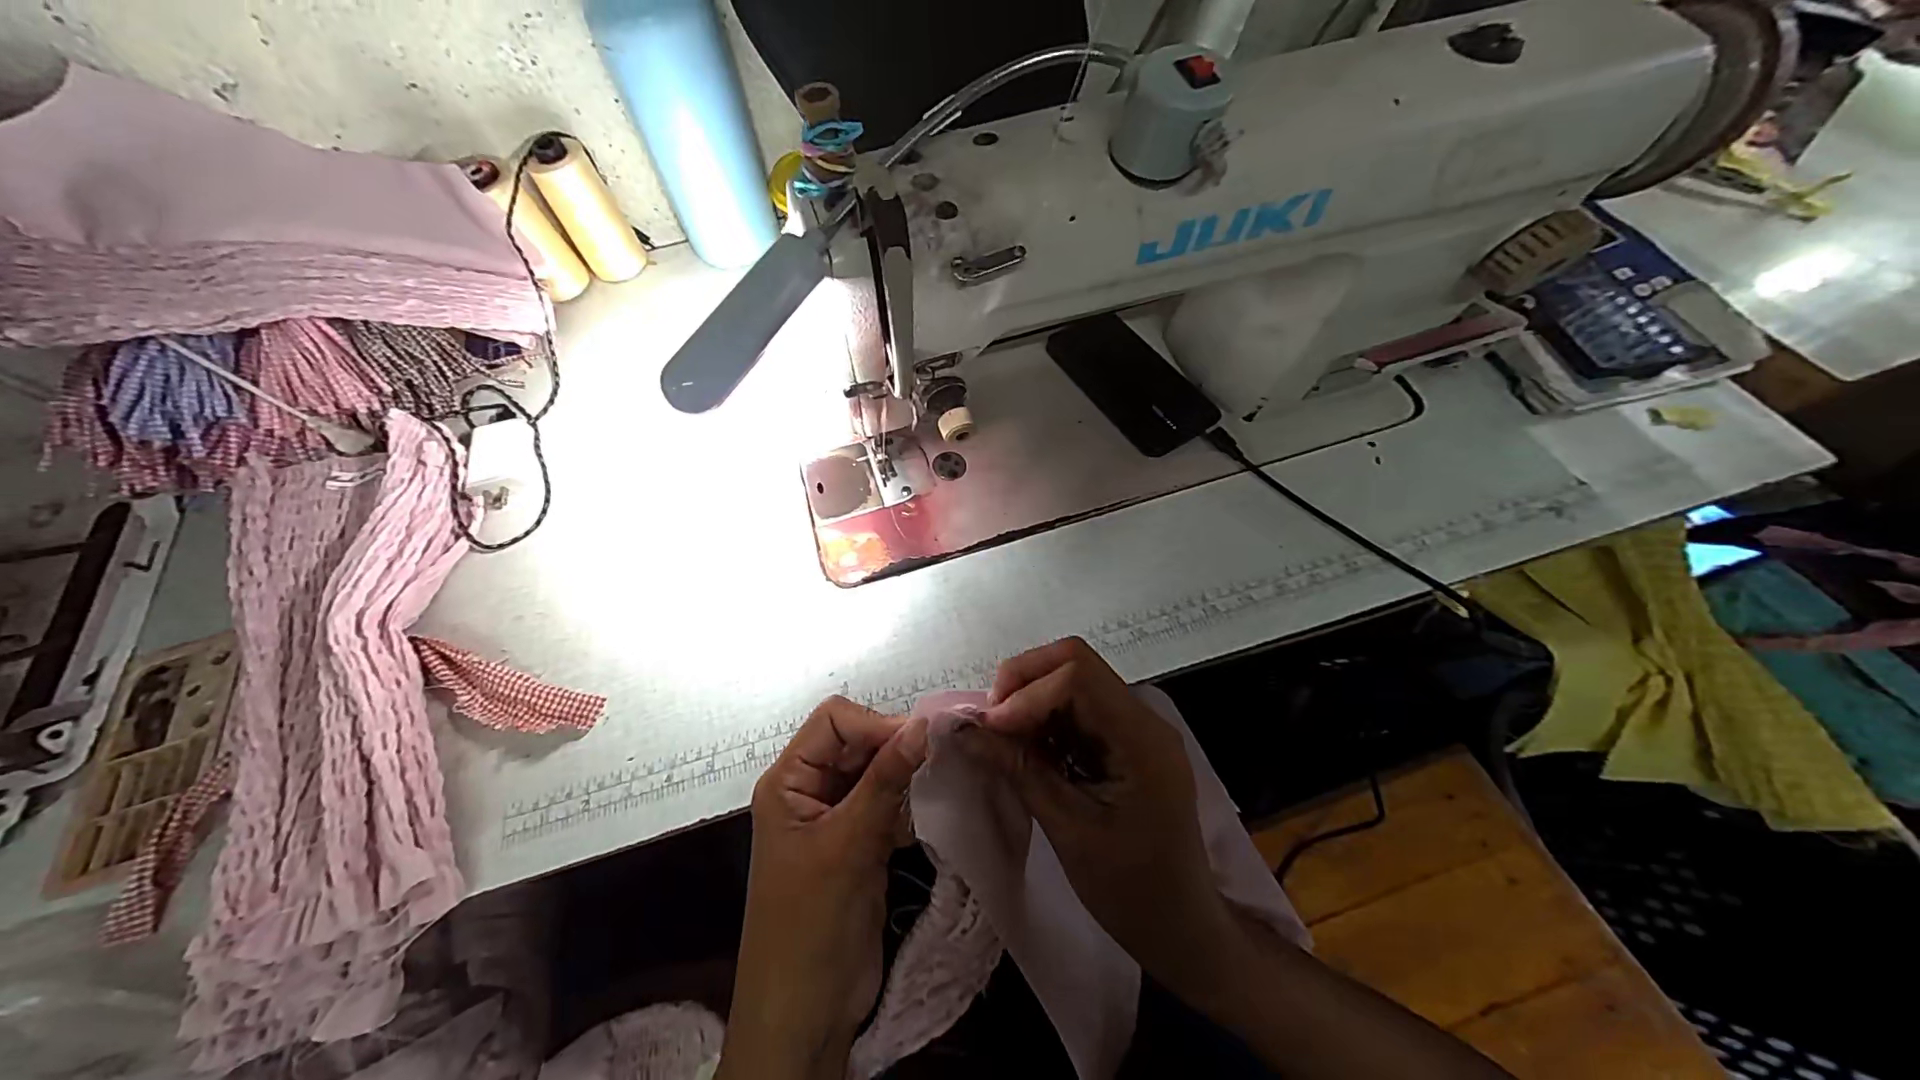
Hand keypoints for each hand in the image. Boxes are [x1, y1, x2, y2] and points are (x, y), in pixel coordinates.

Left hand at [718, 697, 927, 1079]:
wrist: (805, 1013)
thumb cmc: (811, 925)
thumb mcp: (847, 845)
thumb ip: (885, 780)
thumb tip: (922, 724)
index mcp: (788, 781)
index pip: (833, 721)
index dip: (875, 724)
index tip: (919, 743)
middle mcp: (809, 790)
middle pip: (856, 742)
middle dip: (894, 748)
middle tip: (938, 763)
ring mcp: (835, 817)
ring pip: (876, 772)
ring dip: (904, 777)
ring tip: (933, 789)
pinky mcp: (858, 843)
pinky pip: (886, 803)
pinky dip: (906, 805)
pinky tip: (922, 818)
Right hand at [968, 638, 1235, 994]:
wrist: (1182, 929)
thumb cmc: (1131, 890)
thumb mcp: (1069, 830)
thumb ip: (1020, 771)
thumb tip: (967, 731)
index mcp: (1141, 739)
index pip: (1078, 676)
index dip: (1026, 693)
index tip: (991, 729)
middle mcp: (1142, 720)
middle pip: (1076, 664)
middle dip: (1023, 683)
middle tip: (990, 724)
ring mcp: (1135, 730)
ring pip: (1073, 682)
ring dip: (1029, 700)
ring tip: (1000, 738)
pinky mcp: (1124, 744)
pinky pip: (1078, 711)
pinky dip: (1043, 720)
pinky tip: (1023, 748)